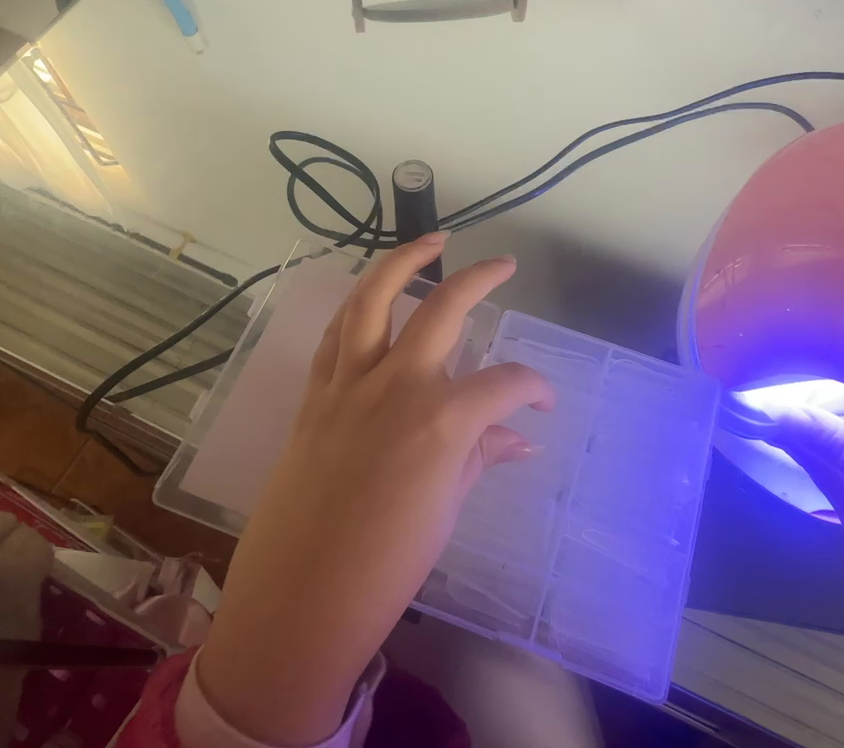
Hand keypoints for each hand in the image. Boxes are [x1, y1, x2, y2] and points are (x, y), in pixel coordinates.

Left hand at [199, 234, 551, 744]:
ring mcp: (349, 385)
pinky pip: (336, 334)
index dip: (533, 387)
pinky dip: (357, 307)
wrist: (300, 600)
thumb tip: (520, 437)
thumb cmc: (386, 566)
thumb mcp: (446, 509)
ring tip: (431, 242)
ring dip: (402, 262)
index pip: (504, 383)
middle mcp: (397, 386)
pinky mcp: (315, 396)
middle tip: (504, 265)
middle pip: (443, 308)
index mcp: (442, 421)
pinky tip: (372, 297)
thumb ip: (481, 456)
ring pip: (373, 299)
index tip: (543, 401)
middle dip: (480, 279)